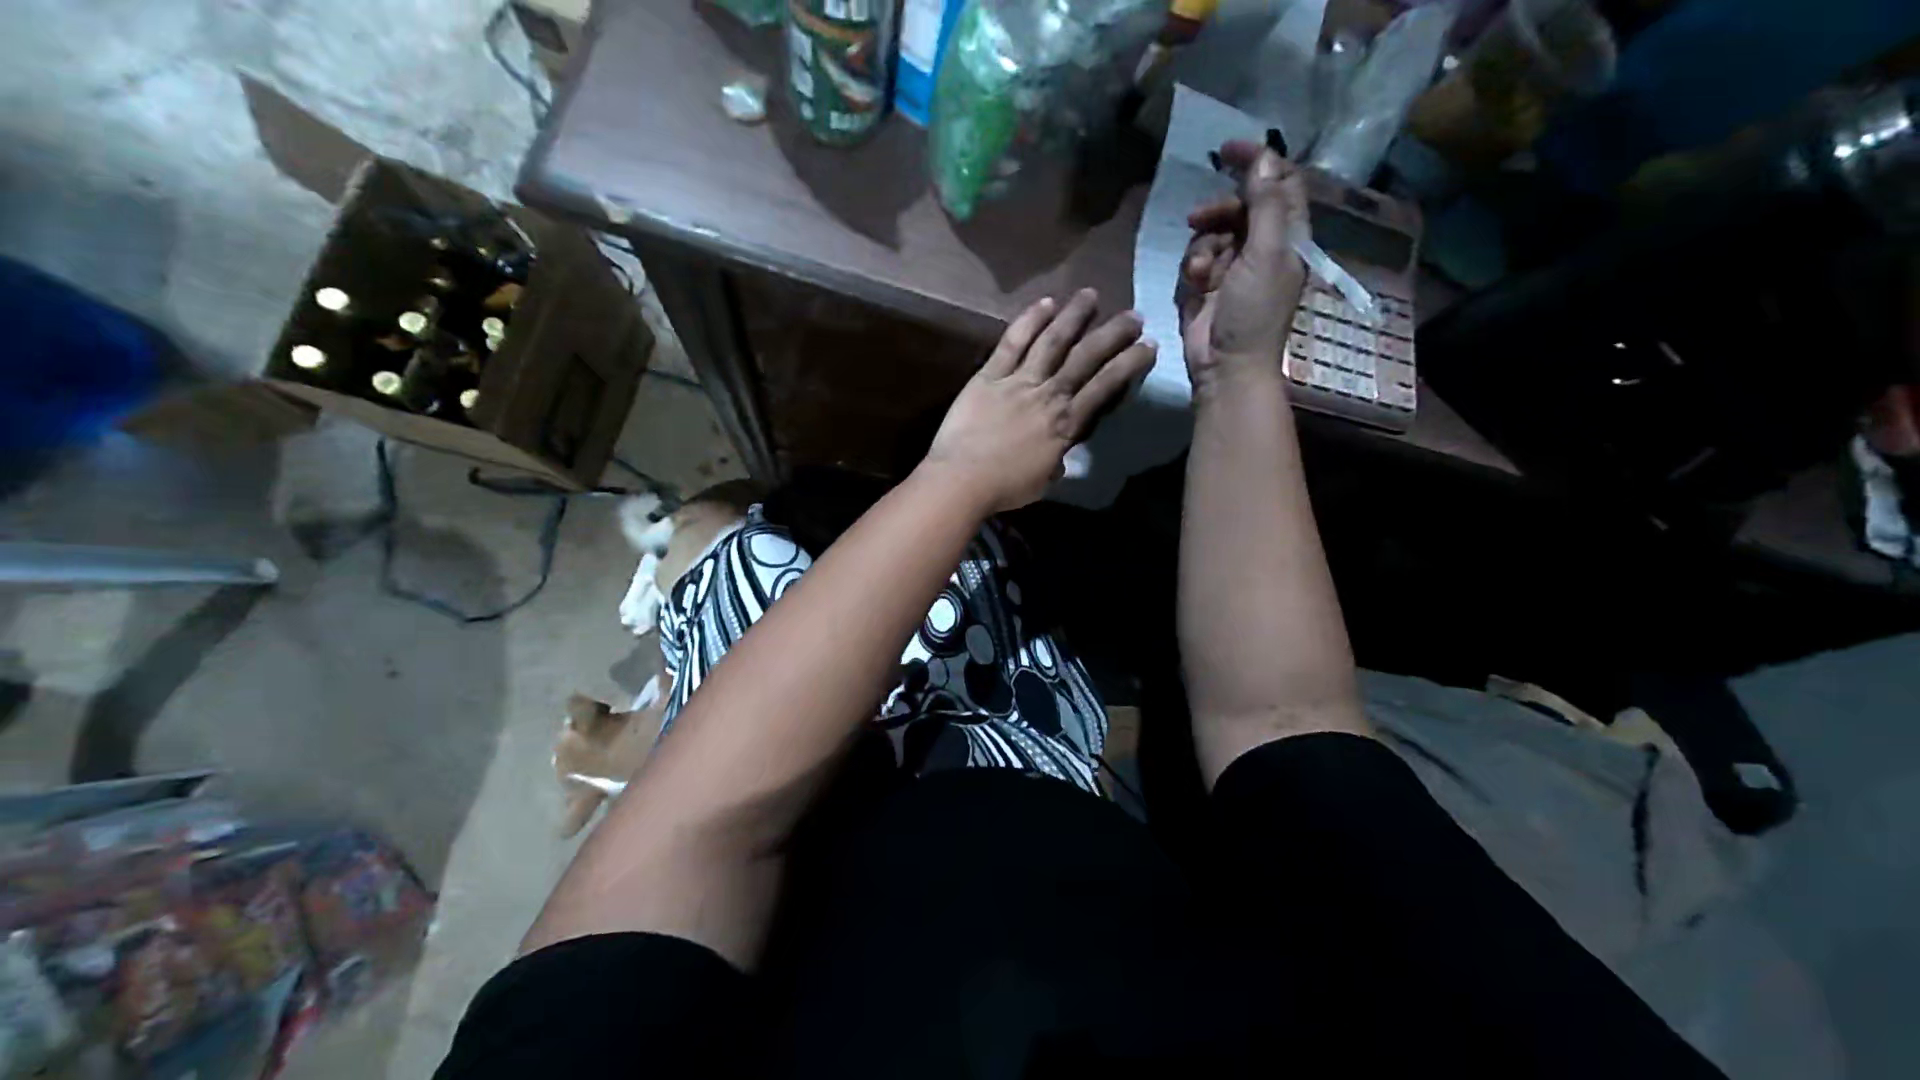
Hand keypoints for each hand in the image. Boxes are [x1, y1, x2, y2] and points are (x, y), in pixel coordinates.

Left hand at [923, 289, 1156, 512]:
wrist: (961, 479)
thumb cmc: (1003, 488)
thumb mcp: (1043, 480)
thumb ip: (1055, 459)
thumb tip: (1059, 453)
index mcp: (1065, 425)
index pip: (1104, 388)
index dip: (1128, 365)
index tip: (1147, 346)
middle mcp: (1048, 396)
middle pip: (1085, 358)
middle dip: (1112, 334)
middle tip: (1133, 315)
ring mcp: (1018, 382)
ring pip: (1052, 342)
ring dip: (1074, 316)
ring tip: (1091, 295)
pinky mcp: (989, 376)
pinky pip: (1012, 343)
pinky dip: (1030, 321)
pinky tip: (1047, 303)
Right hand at [1178, 141, 1308, 396]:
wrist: (1228, 366)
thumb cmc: (1254, 312)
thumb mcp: (1267, 253)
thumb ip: (1267, 204)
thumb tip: (1265, 157)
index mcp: (1289, 237)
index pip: (1280, 184)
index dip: (1258, 162)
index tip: (1227, 150)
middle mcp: (1263, 248)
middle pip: (1240, 207)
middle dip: (1218, 210)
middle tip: (1198, 218)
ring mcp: (1233, 268)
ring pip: (1213, 233)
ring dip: (1202, 245)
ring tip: (1201, 270)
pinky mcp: (1207, 286)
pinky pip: (1197, 259)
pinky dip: (1193, 267)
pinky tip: (1194, 283)